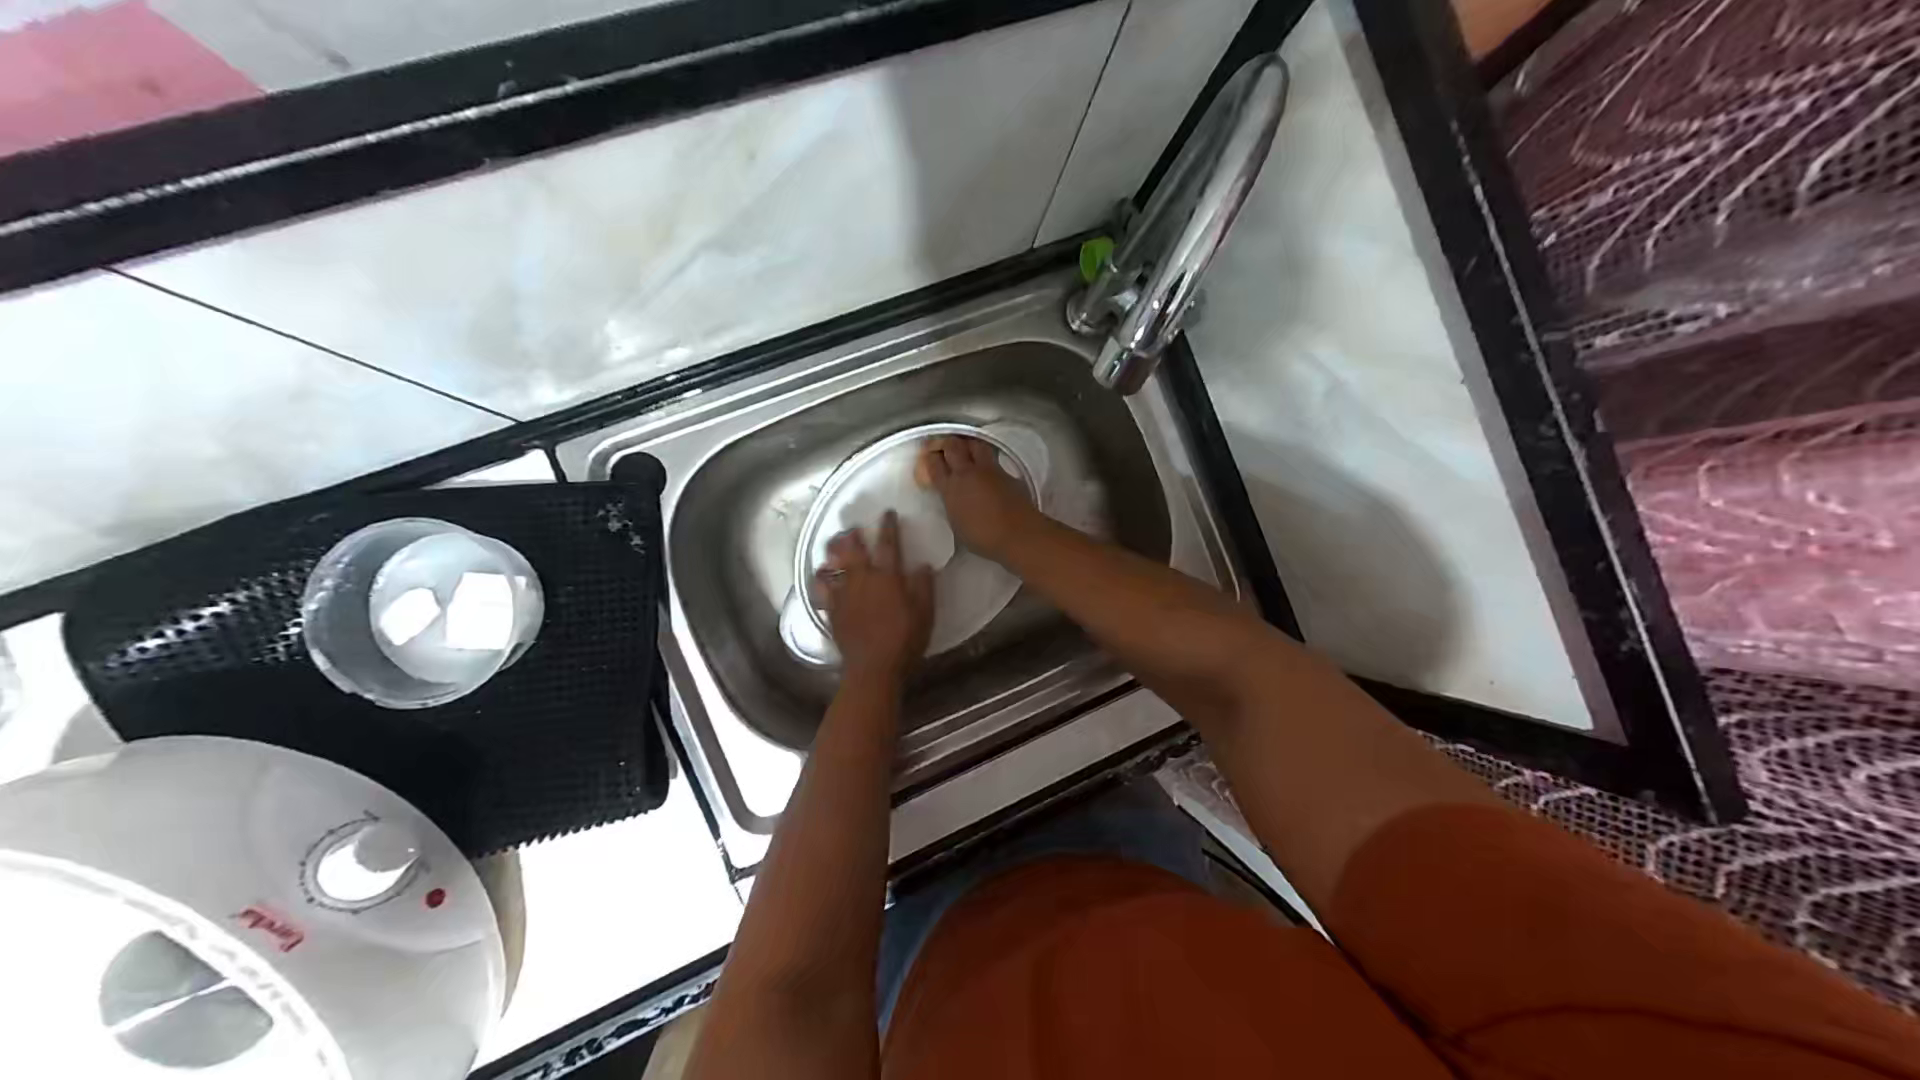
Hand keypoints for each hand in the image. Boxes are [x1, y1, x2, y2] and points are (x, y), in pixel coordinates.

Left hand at [817, 511, 934, 681]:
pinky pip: (822, 589)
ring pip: (834, 565)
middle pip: (854, 550)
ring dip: (833, 552)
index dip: (888, 526)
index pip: (888, 544)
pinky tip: (821, 575)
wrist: (873, 669)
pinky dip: (821, 578)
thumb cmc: (904, 641)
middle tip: (852, 527)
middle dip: (852, 535)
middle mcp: (862, 580)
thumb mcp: (925, 614)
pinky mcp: (832, 611)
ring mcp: (843, 595)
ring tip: (832, 544)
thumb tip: (923, 564)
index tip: (887, 513)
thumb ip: (924, 587)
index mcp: (887, 577)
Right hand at [917, 436, 1042, 563]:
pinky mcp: (1007, 473)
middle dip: (947, 443)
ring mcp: (989, 470)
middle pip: (953, 446)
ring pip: (975, 444)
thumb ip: (953, 504)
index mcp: (951, 487)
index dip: (930, 457)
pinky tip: (987, 468)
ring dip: (968, 444)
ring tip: (966, 448)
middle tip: (945, 445)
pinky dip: (986, 459)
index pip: (935, 464)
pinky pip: (993, 459)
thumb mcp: (957, 523)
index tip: (929, 456)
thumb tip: (953, 497)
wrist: (1017, 534)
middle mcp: (968, 473)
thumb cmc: (983, 537)